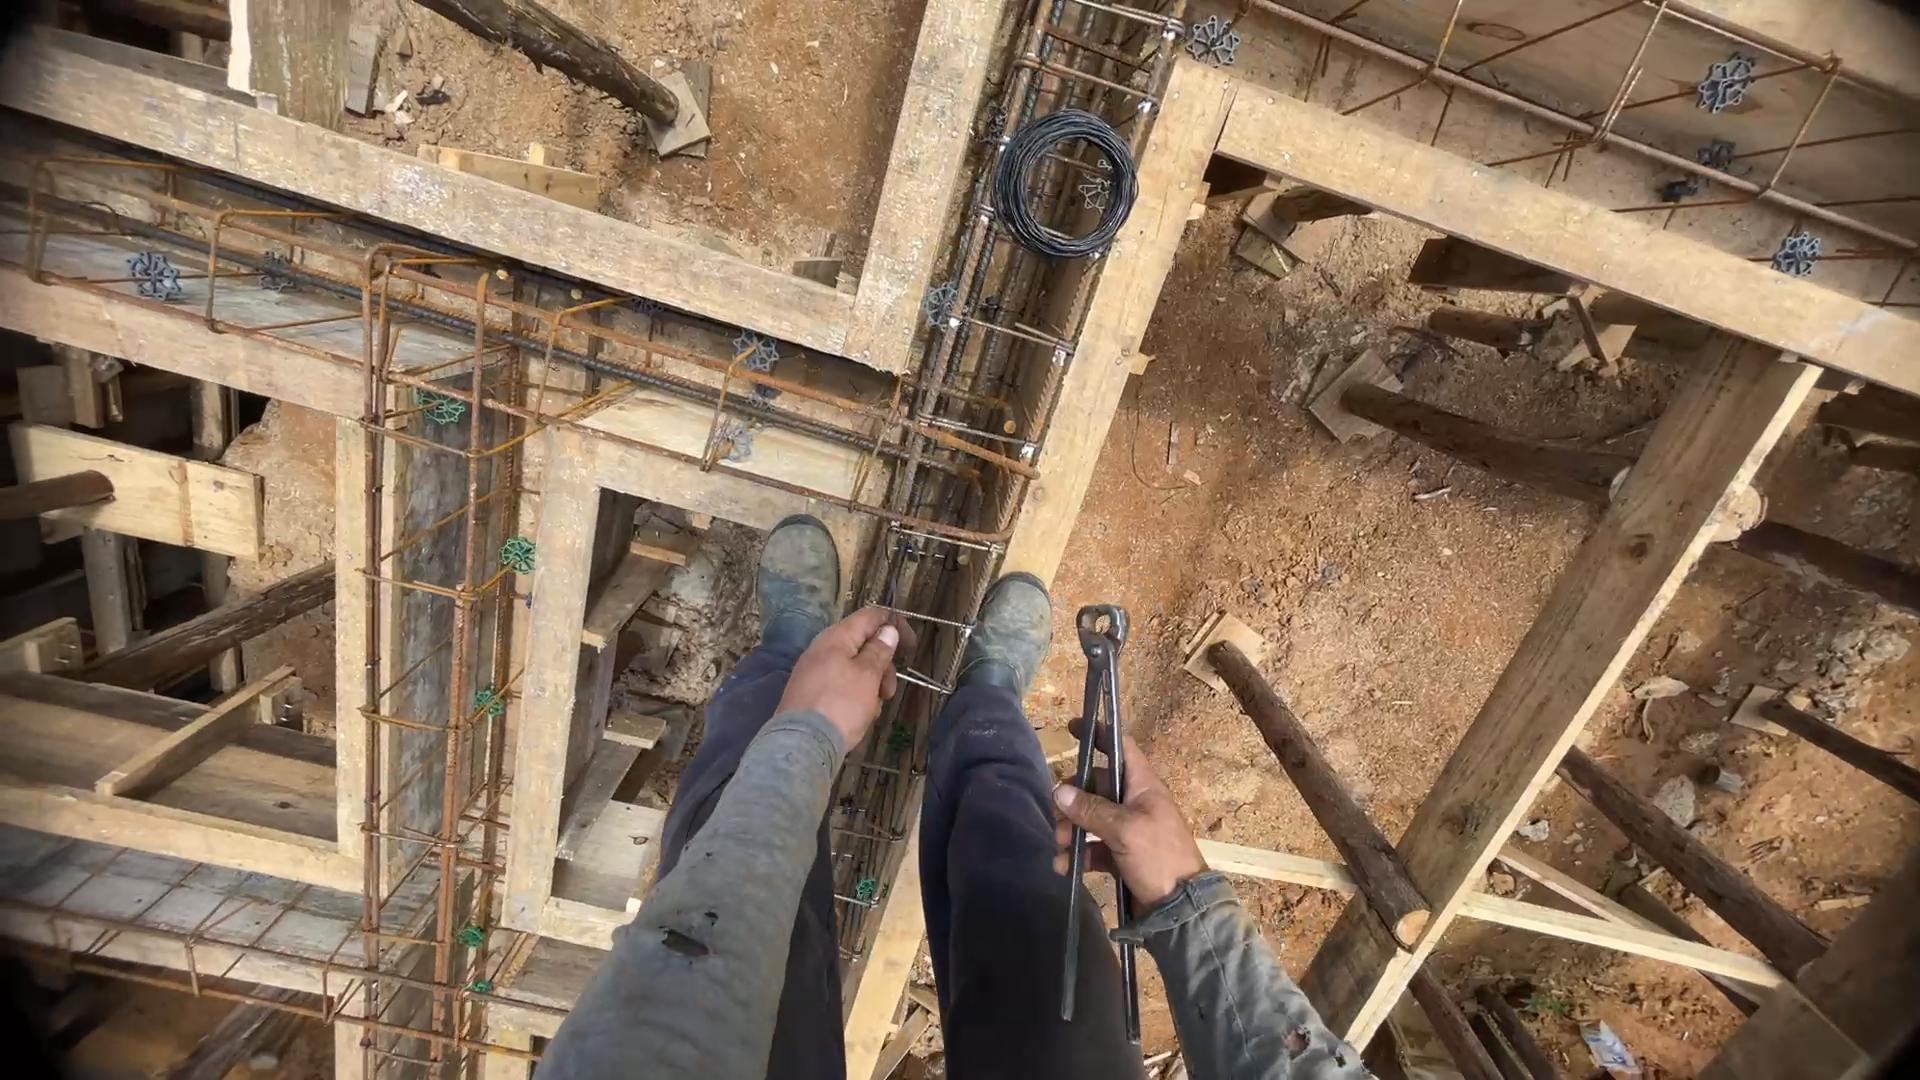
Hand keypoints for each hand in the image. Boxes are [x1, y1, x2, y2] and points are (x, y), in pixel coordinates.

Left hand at [776, 606, 904, 750]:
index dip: (893, 625)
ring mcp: (815, 672)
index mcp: (836, 637)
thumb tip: (887, 629)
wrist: (801, 745)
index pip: (870, 616)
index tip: (911, 644)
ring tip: (874, 709)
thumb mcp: (867, 676)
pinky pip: (842, 686)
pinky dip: (856, 696)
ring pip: (854, 668)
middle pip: (863, 645)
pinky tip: (860, 715)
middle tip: (889, 690)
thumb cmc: (840, 705)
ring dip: (872, 685)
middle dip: (883, 666)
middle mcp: (823, 649)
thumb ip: (879, 650)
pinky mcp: (812, 693)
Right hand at [1052, 718, 1208, 910]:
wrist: (1183, 912)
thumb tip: (1059, 791)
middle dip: (1072, 800)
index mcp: (1143, 786)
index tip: (1072, 728)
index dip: (1099, 734)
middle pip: (1095, 786)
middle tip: (1057, 818)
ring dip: (1072, 831)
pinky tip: (1066, 868)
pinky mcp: (1121, 855)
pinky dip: (1079, 854)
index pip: (1120, 747)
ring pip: (1090, 817)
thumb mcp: (1125, 830)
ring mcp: (1128, 829)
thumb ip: (1091, 810)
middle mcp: (1134, 802)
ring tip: (1061, 849)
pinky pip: (1093, 846)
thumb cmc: (1160, 858)